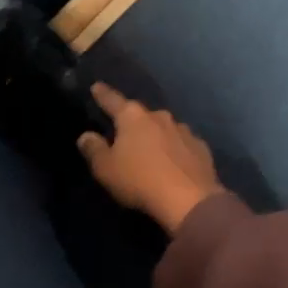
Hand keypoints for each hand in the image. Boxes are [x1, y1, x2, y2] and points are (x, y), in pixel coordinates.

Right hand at [77, 84, 225, 232]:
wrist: (190, 200)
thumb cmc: (140, 181)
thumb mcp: (106, 169)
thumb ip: (94, 150)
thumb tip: (86, 136)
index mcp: (132, 116)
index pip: (112, 100)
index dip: (102, 94)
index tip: (96, 86)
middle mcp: (158, 116)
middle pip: (140, 115)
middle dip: (133, 122)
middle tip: (125, 135)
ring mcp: (183, 130)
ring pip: (164, 128)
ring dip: (156, 136)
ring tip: (153, 153)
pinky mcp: (201, 147)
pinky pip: (183, 145)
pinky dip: (176, 151)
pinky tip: (176, 165)